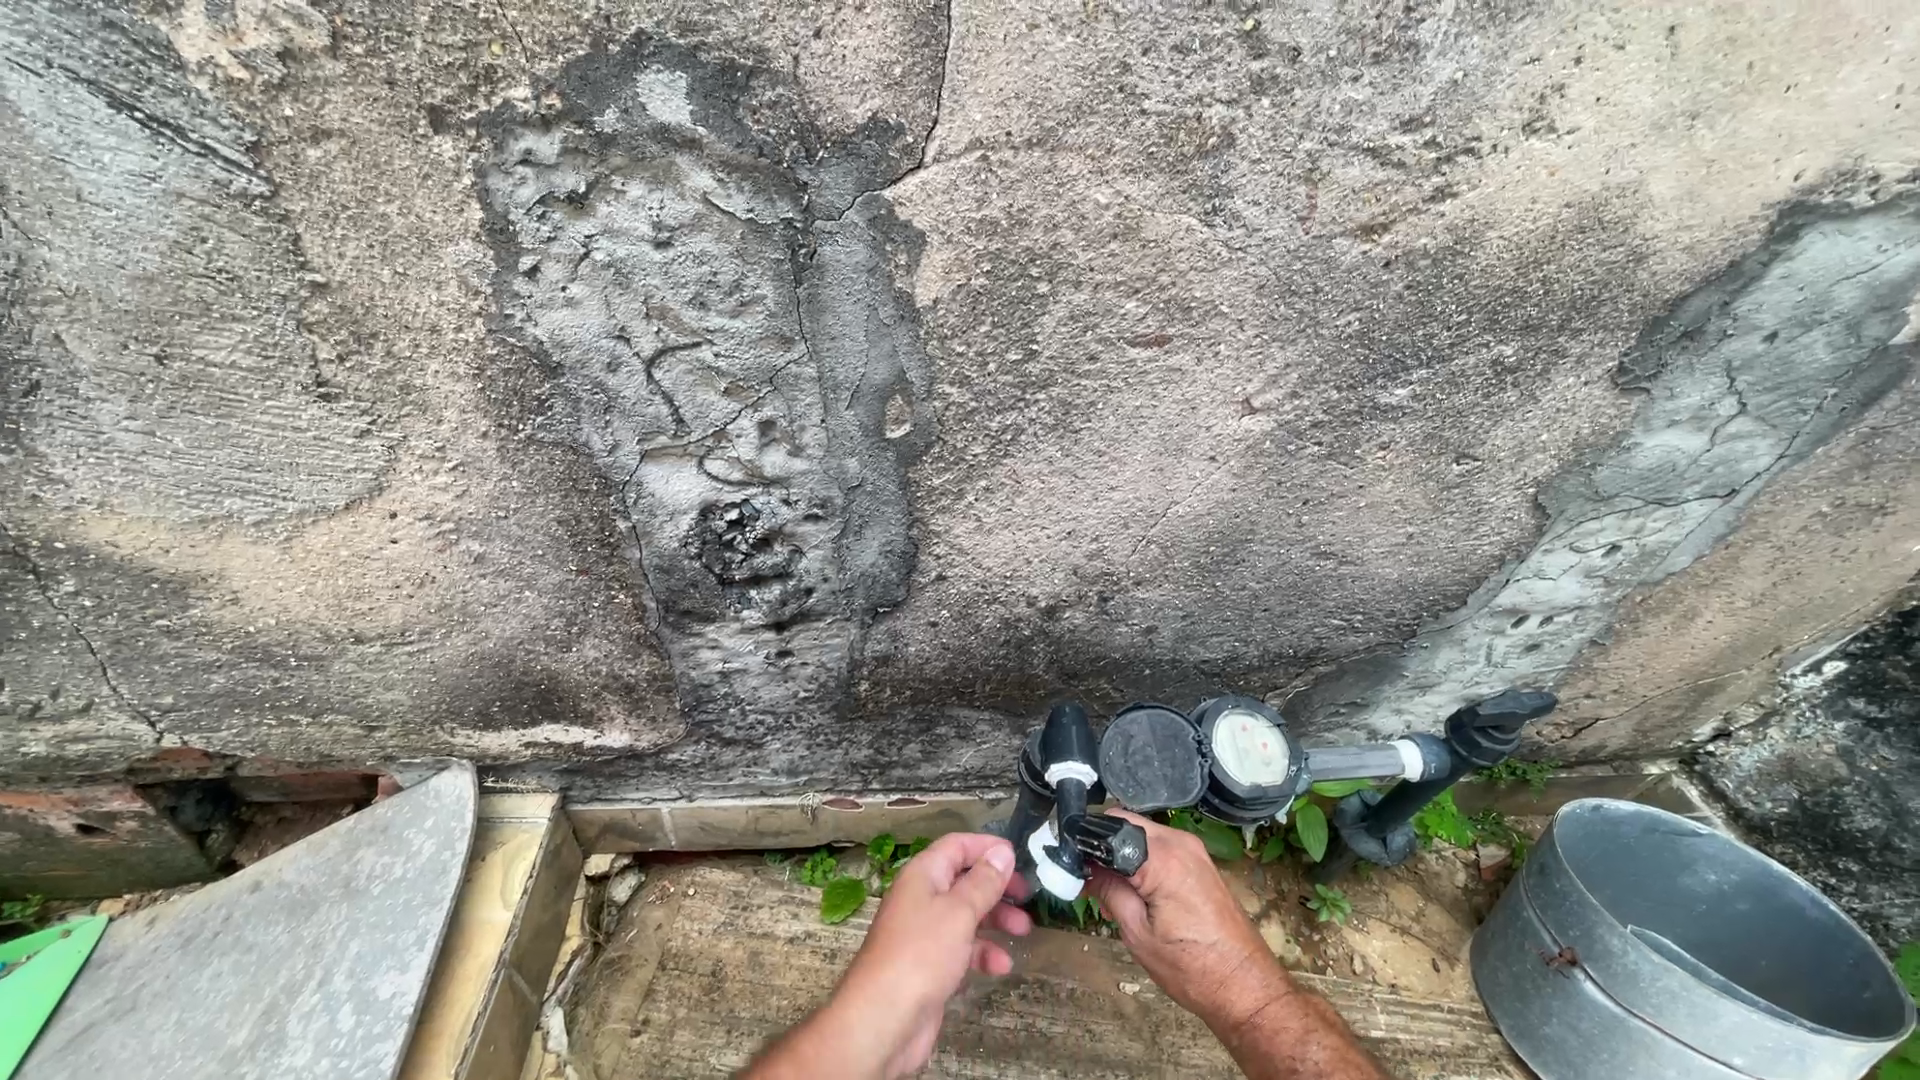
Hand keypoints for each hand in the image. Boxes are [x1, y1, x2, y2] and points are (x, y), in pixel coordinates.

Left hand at [742, 833, 1032, 1079]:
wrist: (884, 1019)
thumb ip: (984, 881)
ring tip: (1023, 931)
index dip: (987, 847)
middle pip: (964, 880)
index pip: (957, 846)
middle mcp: (922, 897)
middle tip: (1026, 896)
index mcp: (923, 874)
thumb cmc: (921, 953)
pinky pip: (962, 948)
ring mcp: (925, 932)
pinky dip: (982, 953)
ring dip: (995, 920)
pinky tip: (1001, 966)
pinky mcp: (930, 964)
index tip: (1018, 857)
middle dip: (996, 887)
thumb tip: (1003, 851)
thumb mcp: (959, 911)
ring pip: (966, 915)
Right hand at [1087, 811, 1292, 1036]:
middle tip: (1083, 875)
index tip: (1066, 861)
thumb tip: (1083, 867)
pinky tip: (1129, 886)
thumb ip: (1108, 890)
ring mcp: (1193, 849)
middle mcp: (1179, 842)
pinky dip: (1139, 857)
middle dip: (1100, 843)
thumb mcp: (1137, 932)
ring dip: (1119, 850)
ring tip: (1103, 886)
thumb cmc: (1192, 967)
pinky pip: (1159, 846)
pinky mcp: (1199, 861)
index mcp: (1162, 857)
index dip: (1083, 841)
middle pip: (1124, 823)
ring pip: (1141, 833)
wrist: (1246, 988)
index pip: (1109, 827)